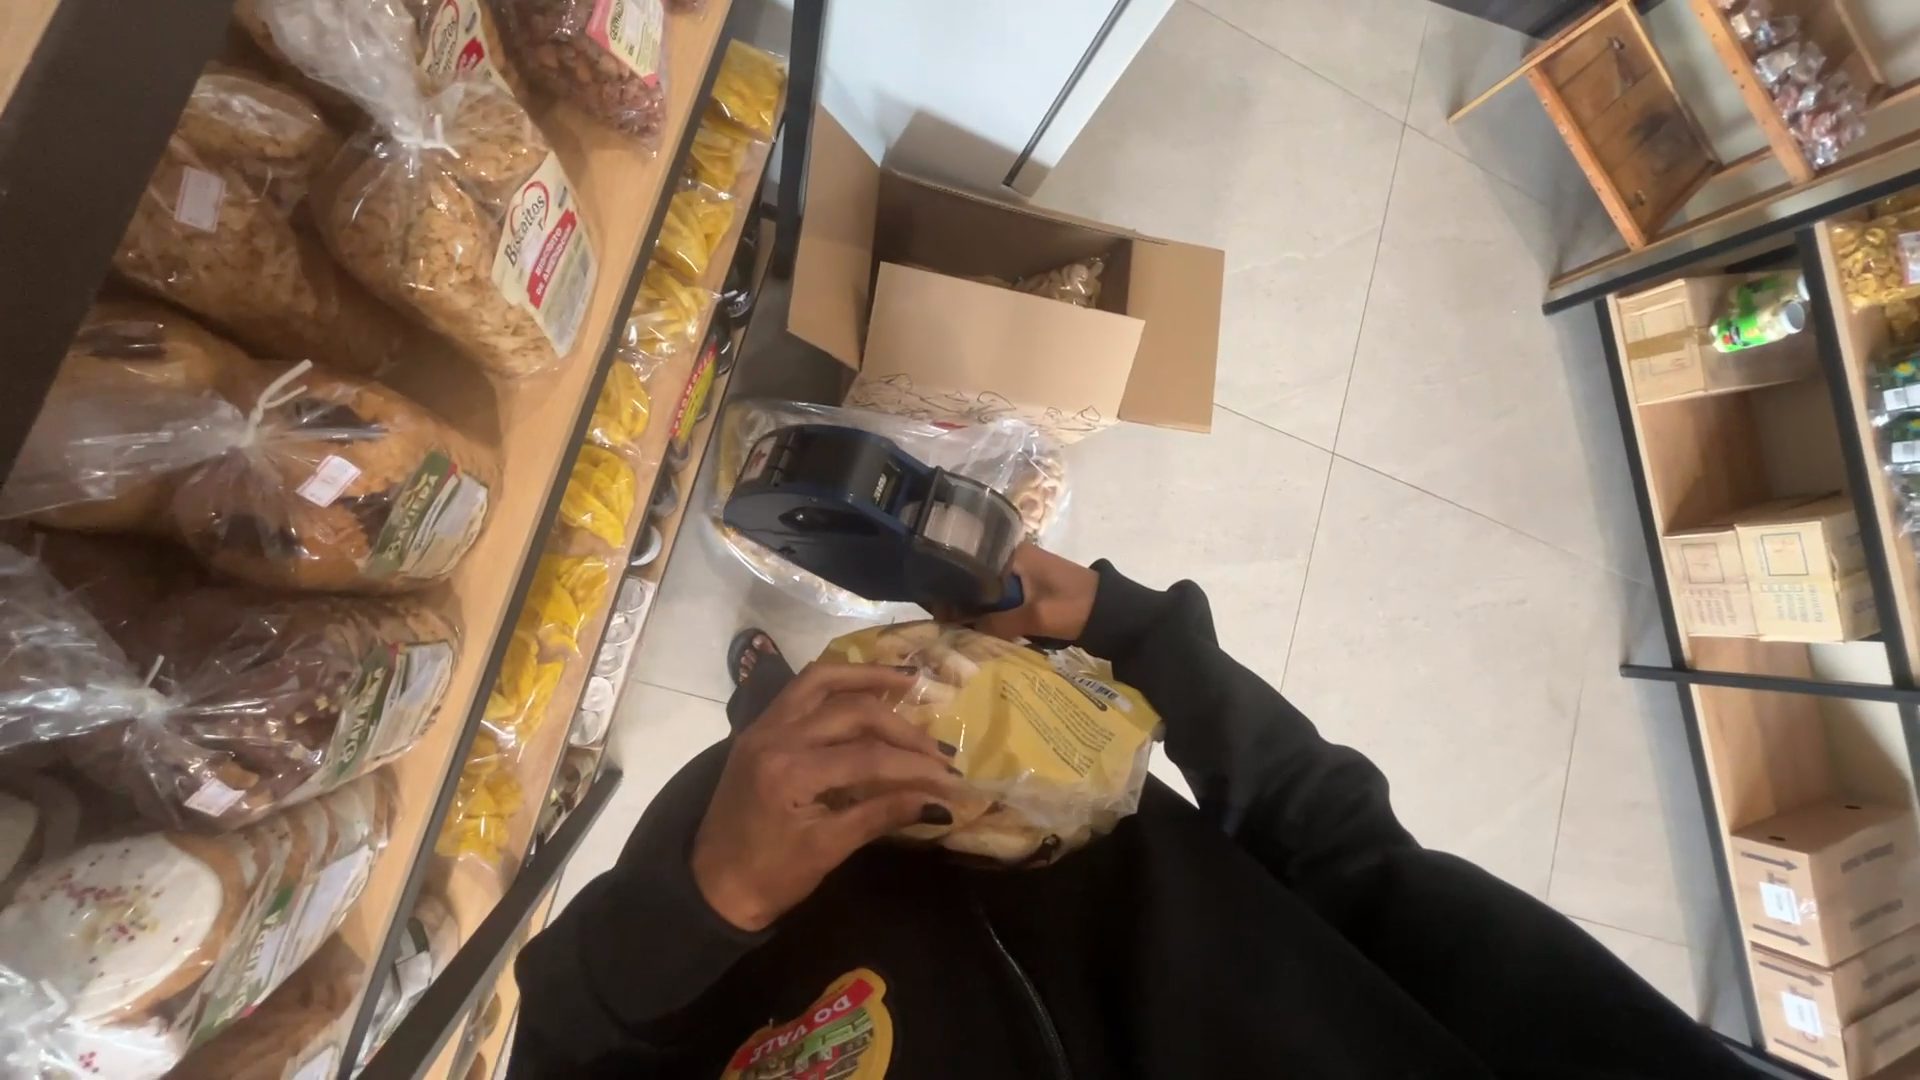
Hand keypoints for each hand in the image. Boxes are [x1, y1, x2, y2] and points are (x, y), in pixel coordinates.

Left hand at [691, 662, 963, 930]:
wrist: (710, 887)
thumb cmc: (769, 878)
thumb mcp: (828, 851)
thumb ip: (881, 815)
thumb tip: (939, 803)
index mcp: (790, 772)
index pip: (868, 757)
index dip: (914, 765)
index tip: (950, 777)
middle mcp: (776, 736)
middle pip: (853, 712)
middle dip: (901, 728)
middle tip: (936, 748)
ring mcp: (765, 725)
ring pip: (823, 680)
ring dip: (867, 677)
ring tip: (906, 681)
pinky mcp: (761, 725)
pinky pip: (802, 687)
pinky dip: (836, 680)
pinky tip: (862, 687)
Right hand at [959, 544, 1098, 642]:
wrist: (1111, 613)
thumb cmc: (1074, 606)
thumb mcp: (1036, 616)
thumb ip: (999, 623)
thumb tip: (964, 631)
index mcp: (1013, 553)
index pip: (970, 568)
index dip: (954, 591)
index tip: (939, 613)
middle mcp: (1013, 557)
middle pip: (977, 581)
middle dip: (964, 603)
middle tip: (946, 627)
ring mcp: (1022, 573)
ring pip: (989, 593)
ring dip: (980, 611)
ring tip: (958, 630)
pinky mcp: (1030, 588)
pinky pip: (1003, 600)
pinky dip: (994, 614)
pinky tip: (981, 629)